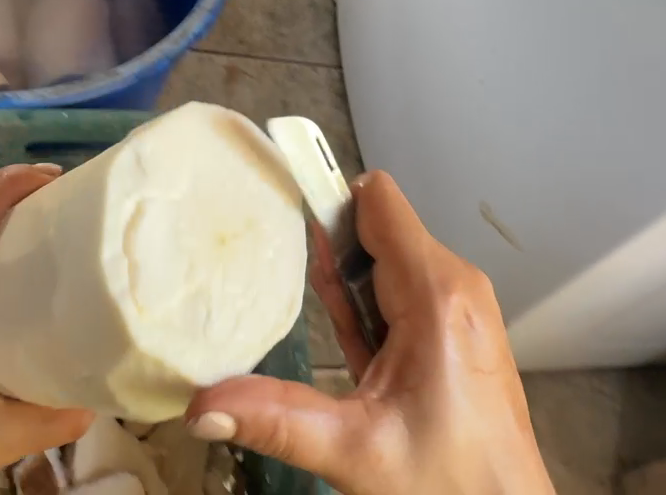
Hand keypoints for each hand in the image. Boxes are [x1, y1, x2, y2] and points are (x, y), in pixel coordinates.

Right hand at [184, 171, 552, 494]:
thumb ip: (276, 417)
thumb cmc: (448, 484)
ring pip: (387, 261)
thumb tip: (202, 407)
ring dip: (357, 301)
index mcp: (436, 292)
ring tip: (361, 363)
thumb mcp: (354, 450)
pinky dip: (377, 314)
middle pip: (376, 231)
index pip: (377, 199)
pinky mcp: (463, 317)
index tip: (294, 217)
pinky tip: (376, 366)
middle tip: (338, 334)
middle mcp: (457, 281)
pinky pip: (405, 287)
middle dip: (341, 271)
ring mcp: (463, 298)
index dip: (332, 201)